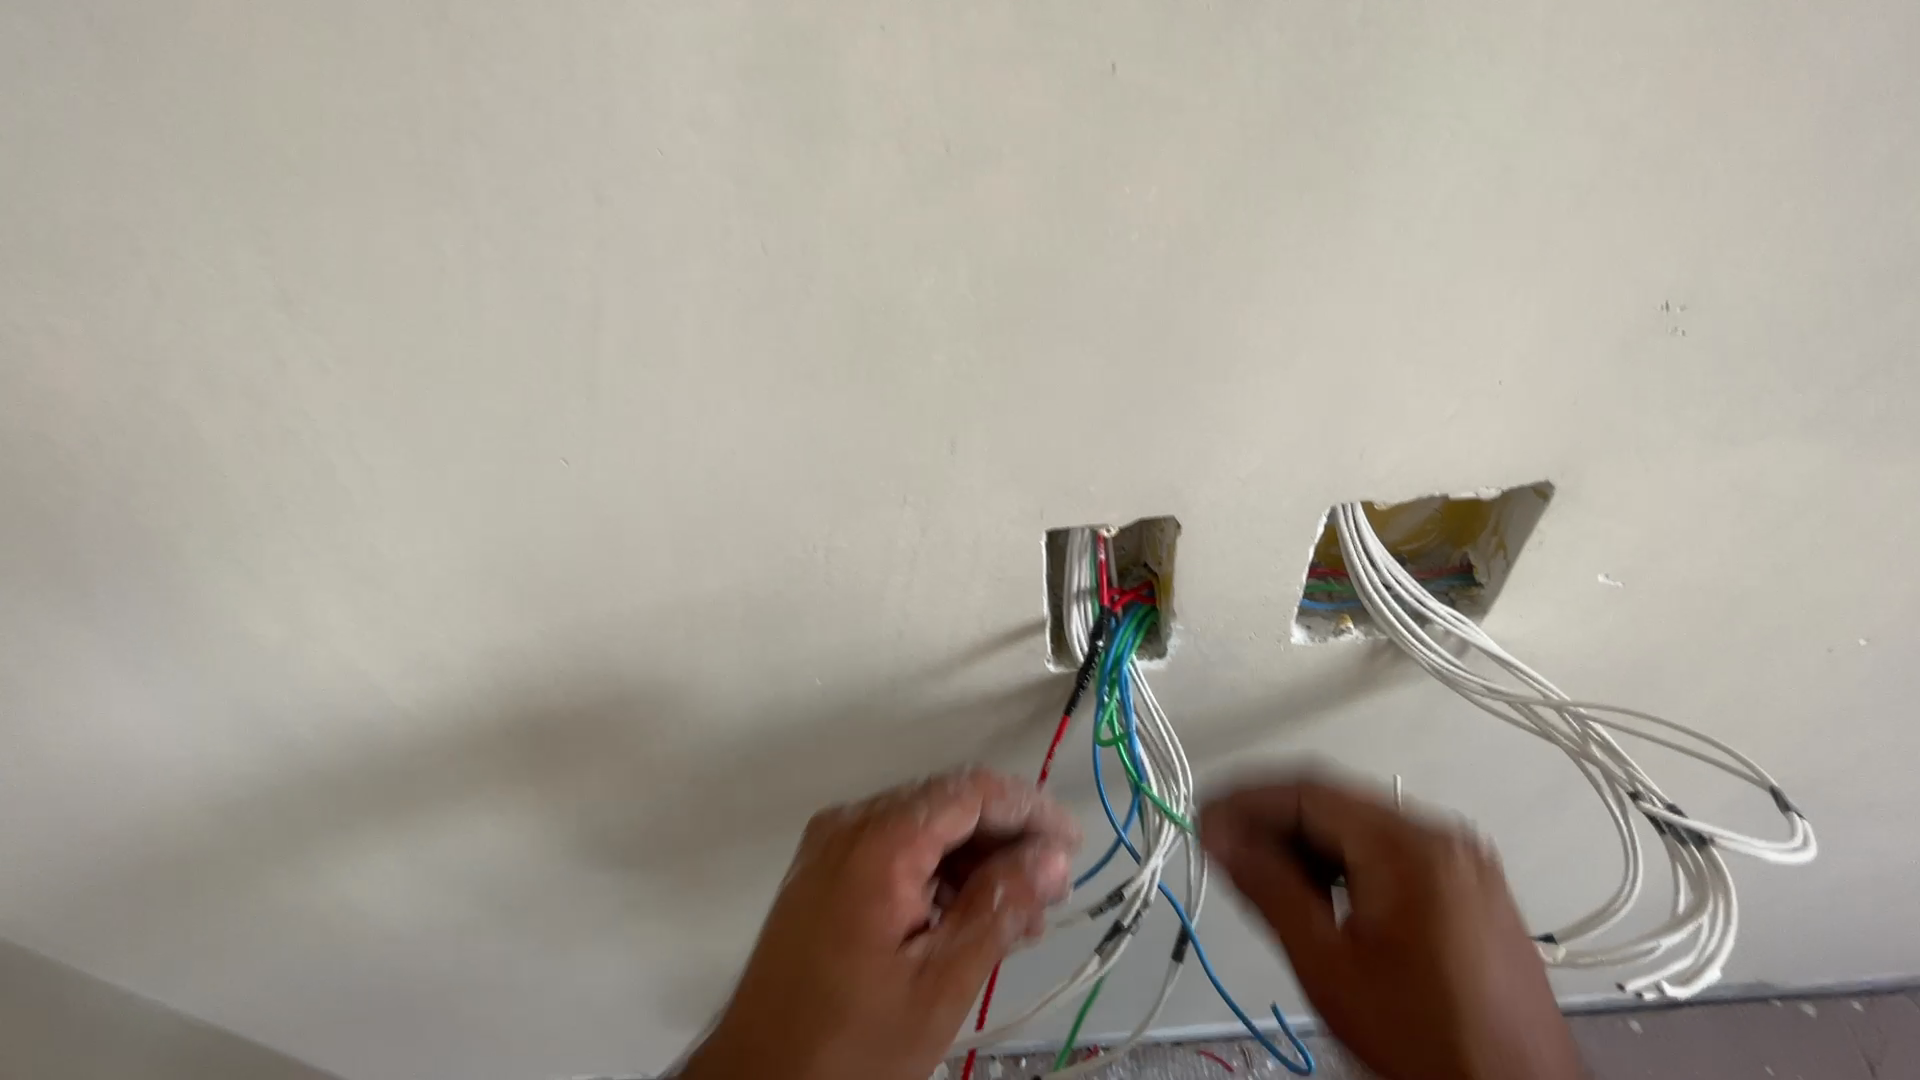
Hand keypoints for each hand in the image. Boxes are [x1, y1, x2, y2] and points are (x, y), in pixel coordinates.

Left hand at [682, 768, 1082, 1079]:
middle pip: (947, 804)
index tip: (1073, 841)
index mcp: (877, 841)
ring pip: (923, 826)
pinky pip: (896, 850)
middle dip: (1006, 838)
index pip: (969, 792)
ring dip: (975, 859)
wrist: (757, 1079)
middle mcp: (850, 823)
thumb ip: (999, 908)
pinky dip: (938, 873)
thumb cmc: (852, 1043)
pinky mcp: (825, 871)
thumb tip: (1054, 857)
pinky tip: (971, 915)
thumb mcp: (939, 982)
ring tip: (1022, 912)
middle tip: (1053, 887)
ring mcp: (832, 845)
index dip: (1028, 809)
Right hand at [1199, 774, 1582, 1079]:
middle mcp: (1442, 838)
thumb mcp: (1326, 963)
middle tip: (1222, 849)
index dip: (1245, 800)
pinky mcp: (1466, 888)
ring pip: (1359, 829)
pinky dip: (1341, 864)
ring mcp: (1461, 862)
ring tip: (1258, 875)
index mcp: (1410, 846)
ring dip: (1303, 844)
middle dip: (1270, 823)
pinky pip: (1388, 853)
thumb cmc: (1422, 1040)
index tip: (1202, 818)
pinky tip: (1311, 893)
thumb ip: (1266, 887)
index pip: (1308, 793)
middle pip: (1334, 805)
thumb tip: (1217, 836)